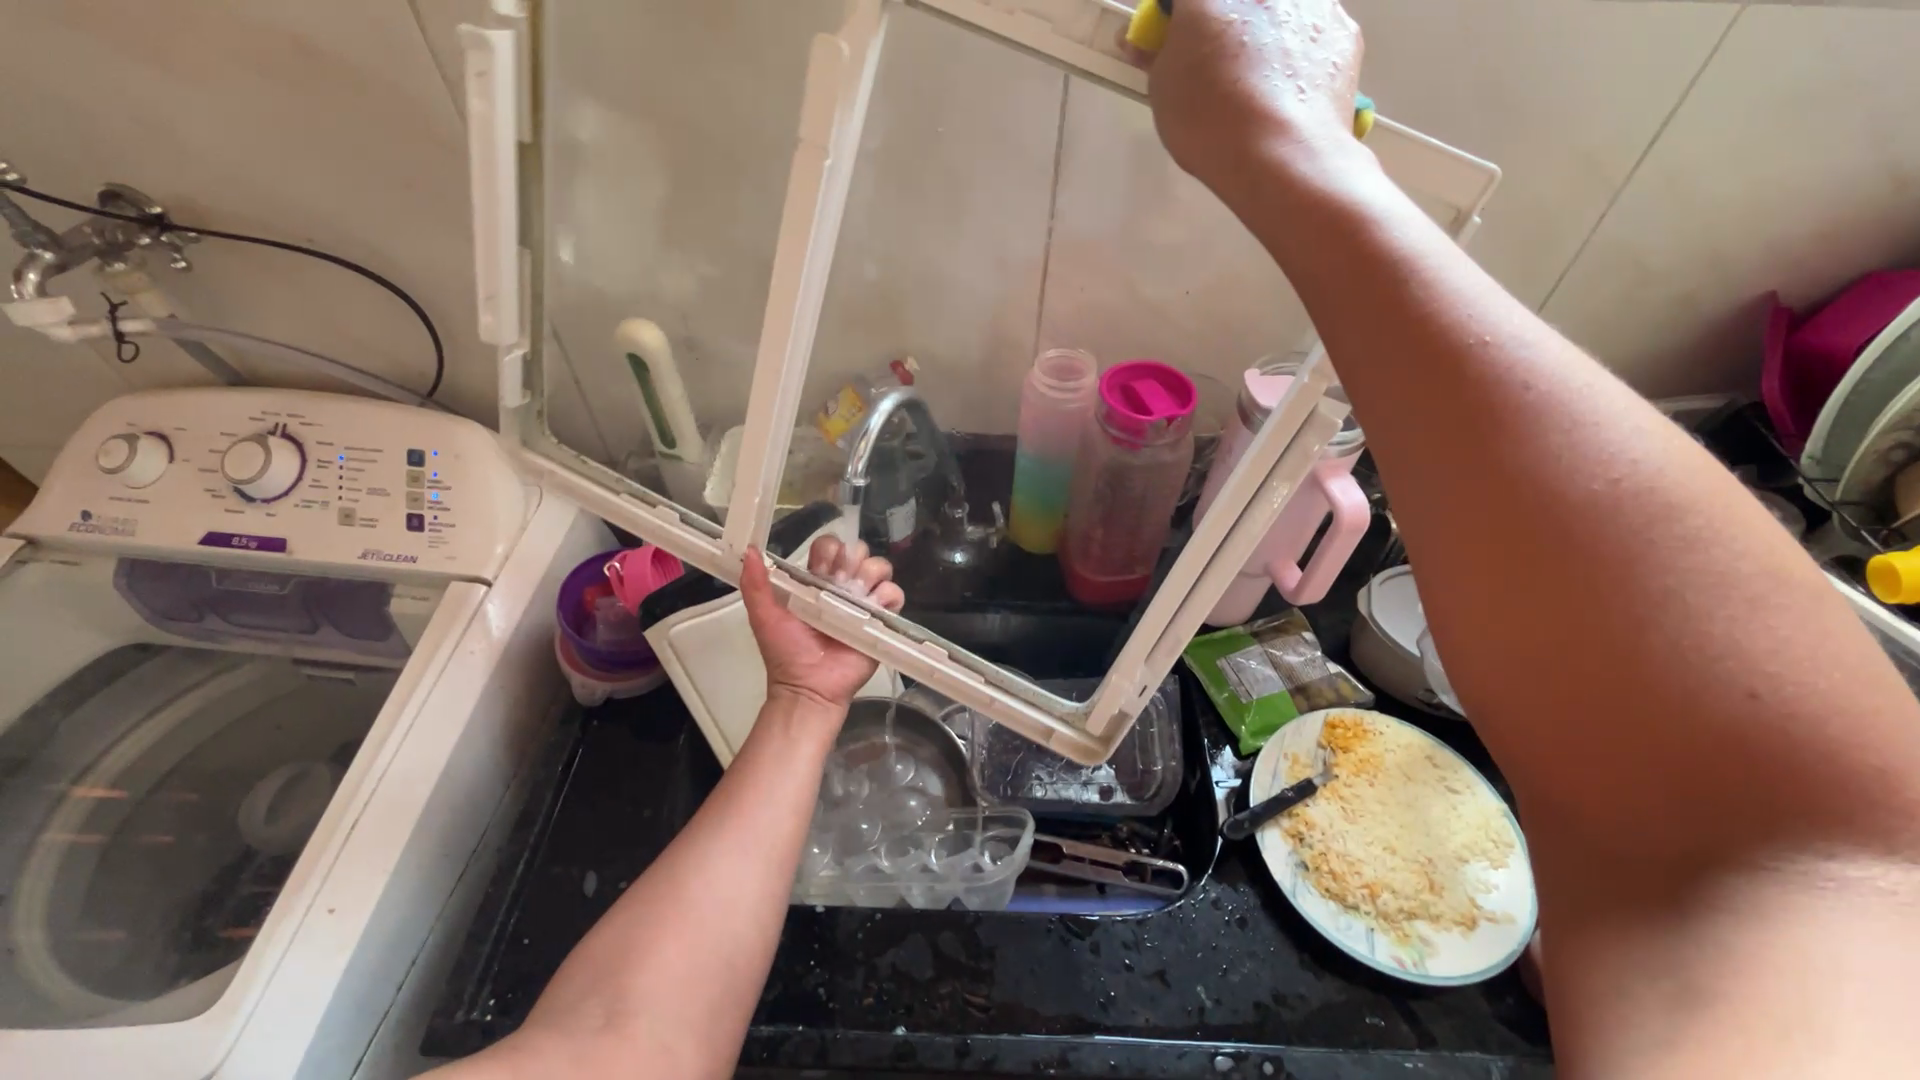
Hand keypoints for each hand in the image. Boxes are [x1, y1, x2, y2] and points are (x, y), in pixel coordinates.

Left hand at [739, 536, 904, 714]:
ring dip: (871, 573)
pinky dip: (889, 595)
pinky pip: (895, 595)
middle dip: (853, 558)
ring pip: (879, 568)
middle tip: (840, 581)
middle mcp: (842, 588)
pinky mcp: (881, 621)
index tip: (822, 565)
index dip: (830, 548)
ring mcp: (864, 603)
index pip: (829, 548)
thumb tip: (751, 551)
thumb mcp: (764, 616)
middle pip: (858, 553)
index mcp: (815, 582)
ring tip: (856, 594)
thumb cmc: (786, 652)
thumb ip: (755, 584)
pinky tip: (874, 606)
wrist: (808, 687)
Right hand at [1143, 0, 1363, 204]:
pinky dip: (1299, 55)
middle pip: (1237, 3)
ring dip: (1266, 33)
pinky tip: (1288, 96)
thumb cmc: (1209, 117)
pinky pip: (1313, 35)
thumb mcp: (1162, 88)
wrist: (1283, 156)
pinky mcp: (1344, 32)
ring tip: (1258, 87)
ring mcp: (1314, 2)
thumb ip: (1160, 52)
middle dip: (1224, 25)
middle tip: (1214, 63)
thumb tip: (1154, 42)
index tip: (1169, 41)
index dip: (1175, 19)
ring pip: (1280, 13)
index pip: (1182, 1)